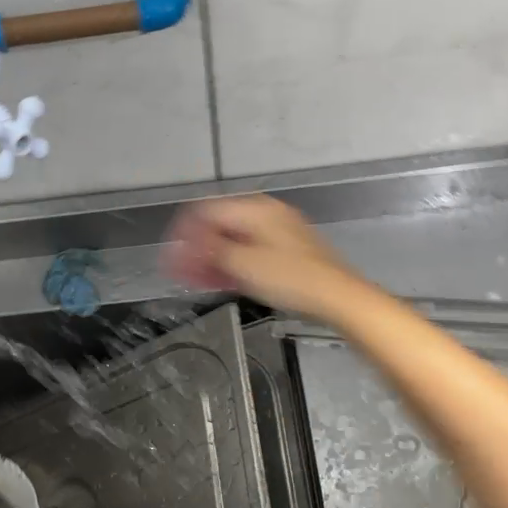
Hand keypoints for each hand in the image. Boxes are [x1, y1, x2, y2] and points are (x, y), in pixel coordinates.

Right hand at [162, 195, 367, 319]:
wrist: (337, 297)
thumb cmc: (292, 278)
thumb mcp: (244, 264)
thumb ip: (212, 251)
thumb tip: (188, 244)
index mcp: (256, 210)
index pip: (207, 210)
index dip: (184, 232)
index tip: (170, 254)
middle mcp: (267, 216)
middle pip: (221, 226)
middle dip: (197, 248)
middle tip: (177, 270)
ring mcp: (279, 235)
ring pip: (235, 242)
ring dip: (213, 259)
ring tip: (193, 279)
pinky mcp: (287, 255)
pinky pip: (250, 254)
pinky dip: (233, 266)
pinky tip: (219, 282)